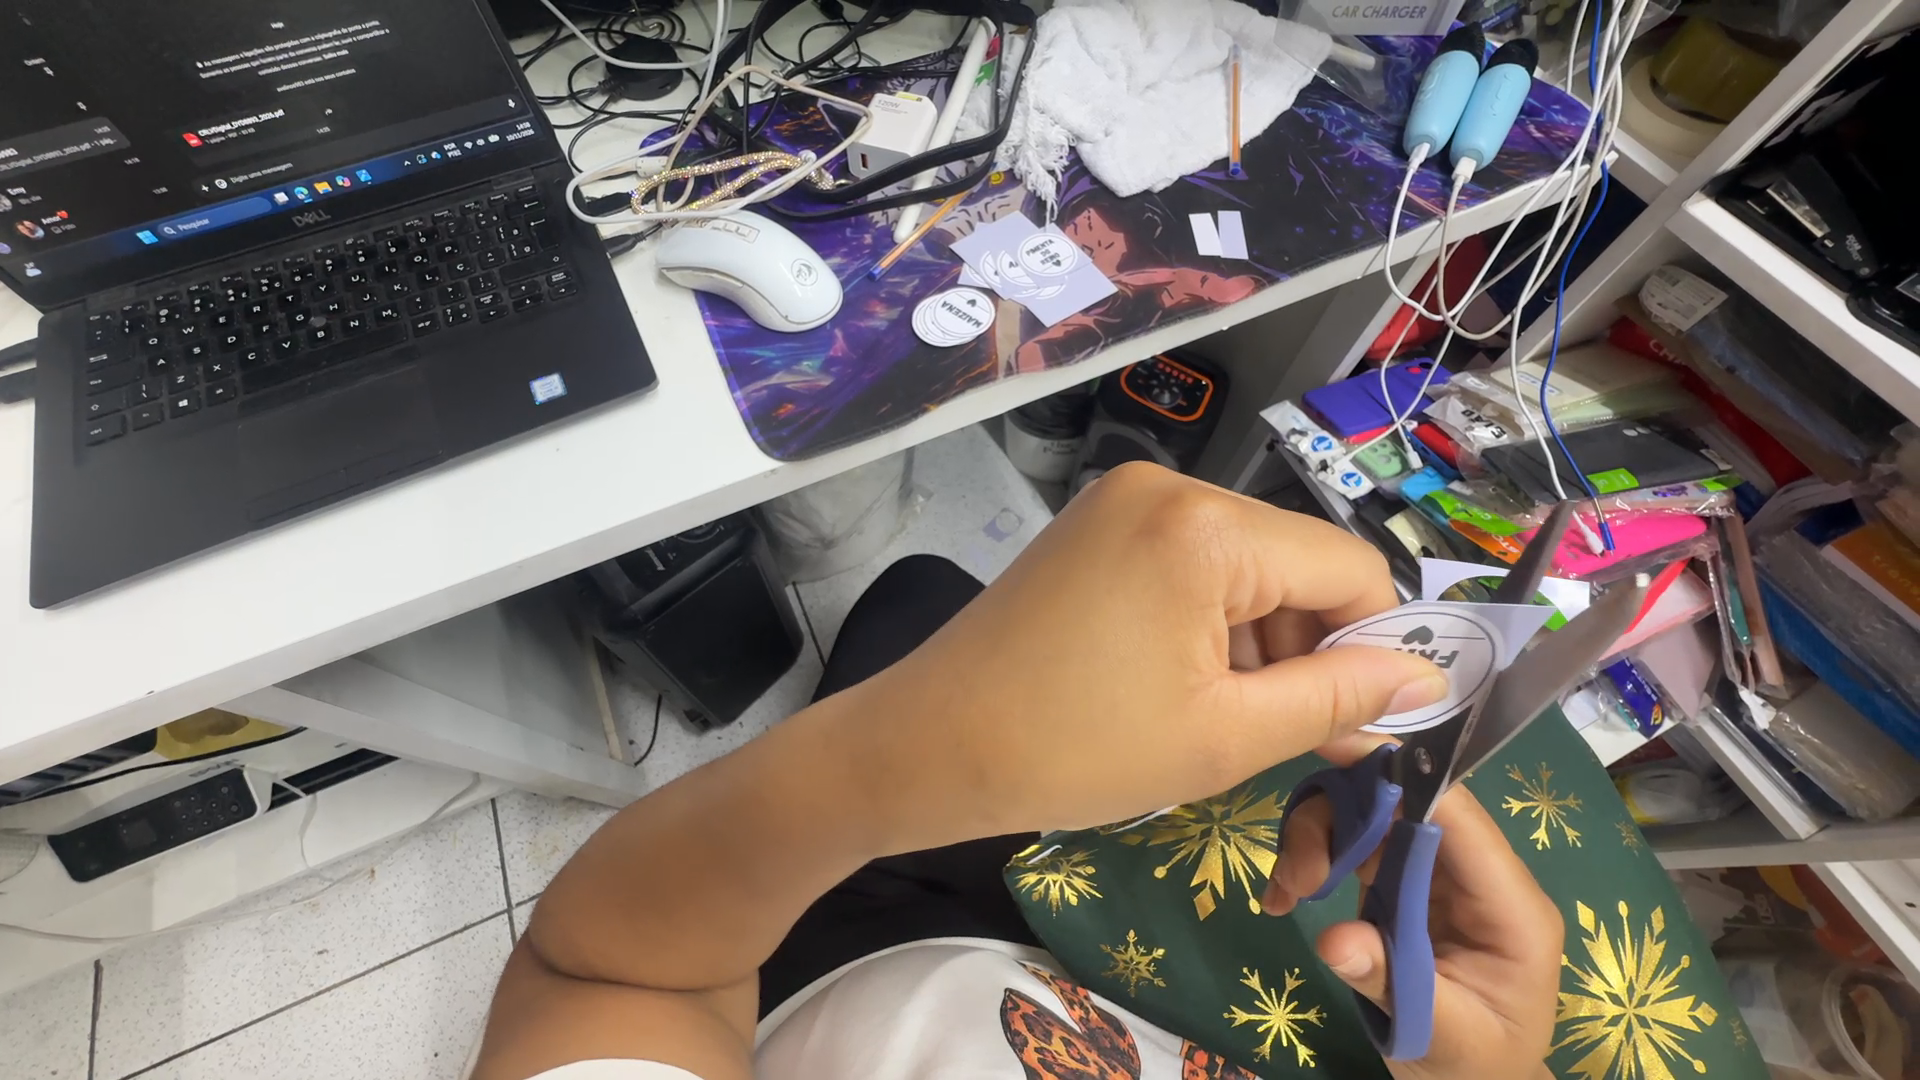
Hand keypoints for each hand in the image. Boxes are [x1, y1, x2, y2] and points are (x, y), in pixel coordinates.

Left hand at [837, 462, 1448, 848]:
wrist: (932, 743)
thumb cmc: (1077, 749)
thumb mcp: (1225, 736)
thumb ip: (1337, 697)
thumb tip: (1425, 678)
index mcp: (1205, 526)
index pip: (1349, 566)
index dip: (1375, 644)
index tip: (1364, 717)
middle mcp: (1165, 487)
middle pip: (1290, 561)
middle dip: (1306, 644)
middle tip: (1286, 729)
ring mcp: (1117, 501)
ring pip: (1237, 564)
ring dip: (1254, 637)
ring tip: (1218, 712)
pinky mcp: (1089, 527)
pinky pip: (1182, 562)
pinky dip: (1202, 618)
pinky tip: (1177, 677)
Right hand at [1263, 734, 1564, 1079]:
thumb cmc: (1474, 1070)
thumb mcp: (1444, 1040)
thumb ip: (1391, 984)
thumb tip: (1332, 940)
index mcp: (1509, 907)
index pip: (1457, 816)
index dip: (1397, 773)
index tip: (1329, 744)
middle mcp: (1473, 872)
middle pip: (1398, 801)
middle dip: (1335, 820)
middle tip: (1297, 876)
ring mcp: (1432, 868)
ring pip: (1364, 811)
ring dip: (1314, 838)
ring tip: (1286, 891)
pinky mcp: (1397, 872)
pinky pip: (1347, 836)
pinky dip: (1308, 854)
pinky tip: (1282, 893)